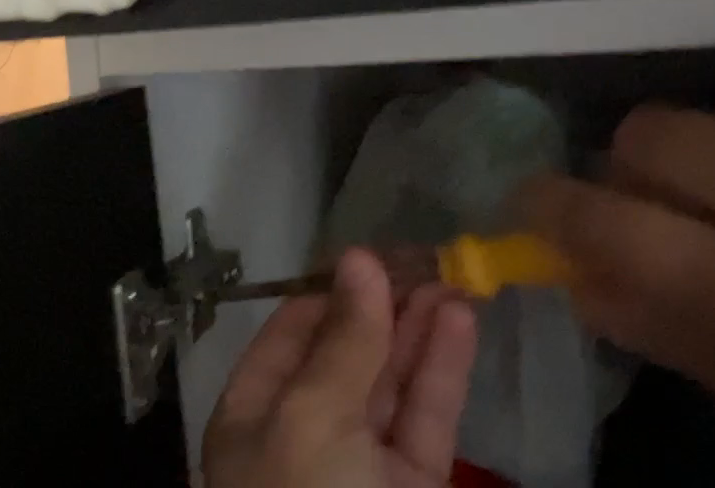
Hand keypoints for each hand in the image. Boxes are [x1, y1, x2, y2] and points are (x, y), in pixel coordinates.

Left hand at [203, 249, 478, 487]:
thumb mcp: (308, 421)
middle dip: (385, 304)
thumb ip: (341, 343)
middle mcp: (304, 432)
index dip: (332, 289)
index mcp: (255, 413)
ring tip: (450, 277)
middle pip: (347, 351)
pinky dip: (442, 372)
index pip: (292, 332)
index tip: (375, 251)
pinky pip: (425, 419)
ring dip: (420, 329)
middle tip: (424, 256)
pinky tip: (459, 323)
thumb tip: (358, 260)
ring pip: (392, 381)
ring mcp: (361, 463)